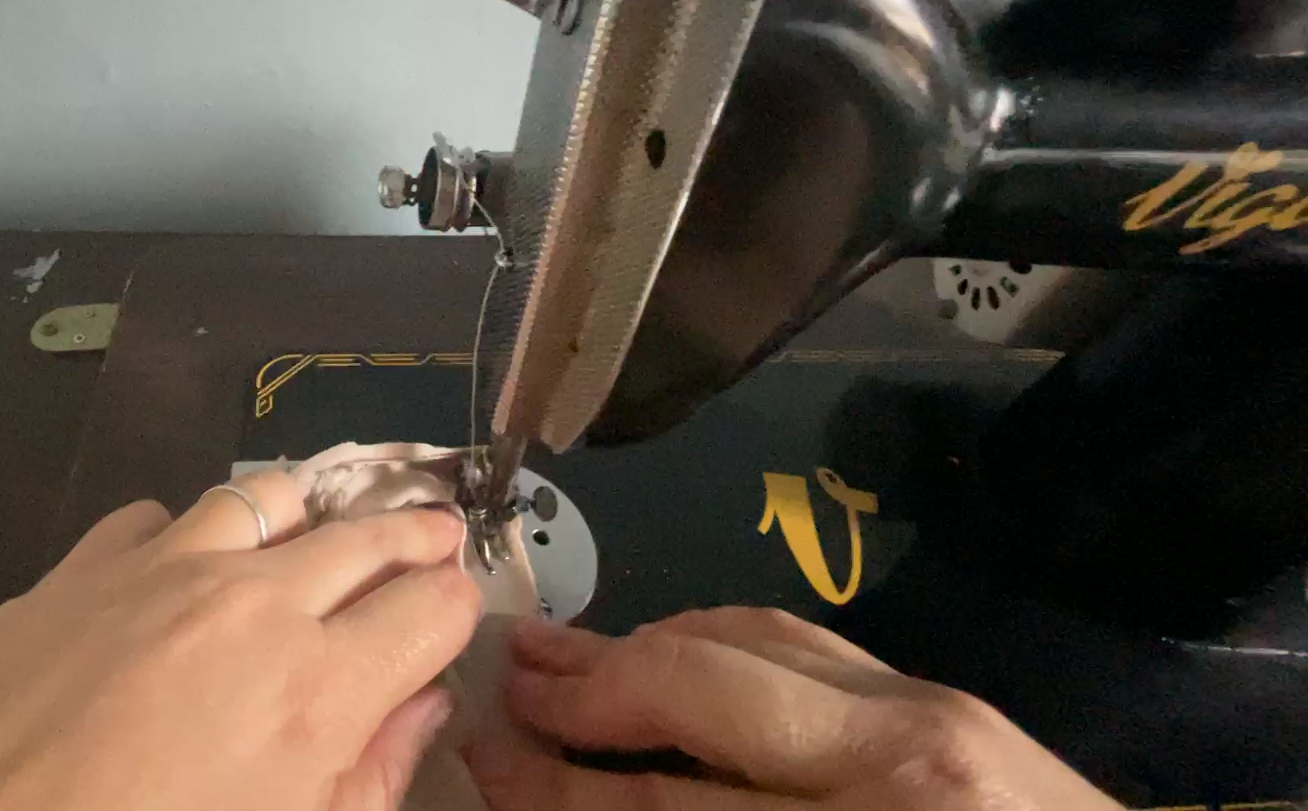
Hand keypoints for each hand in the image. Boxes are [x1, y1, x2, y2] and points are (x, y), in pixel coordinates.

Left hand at [0, 471, 482, 810]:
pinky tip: (183, 569)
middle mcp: (255, 601)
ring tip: (321, 531)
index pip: (432, 607)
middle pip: (368, 534)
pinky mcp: (90, 560)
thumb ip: (371, 777)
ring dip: (311, 513)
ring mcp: (167, 565)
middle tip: (435, 532)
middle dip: (417, 533)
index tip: (453, 610)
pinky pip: (164, 514)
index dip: (457, 605)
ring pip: (272, 495)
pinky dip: (191, 533)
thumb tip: (423, 699)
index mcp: (315, 691)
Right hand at [465, 606, 1121, 810]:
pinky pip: (784, 633)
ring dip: (628, 645)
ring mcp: (924, 713)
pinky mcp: (935, 691)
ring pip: (732, 642)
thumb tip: (582, 803)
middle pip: (694, 696)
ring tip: (553, 648)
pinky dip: (700, 632)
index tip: (489, 767)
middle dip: (581, 695)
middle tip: (507, 685)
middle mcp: (900, 769)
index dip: (560, 794)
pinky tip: (658, 639)